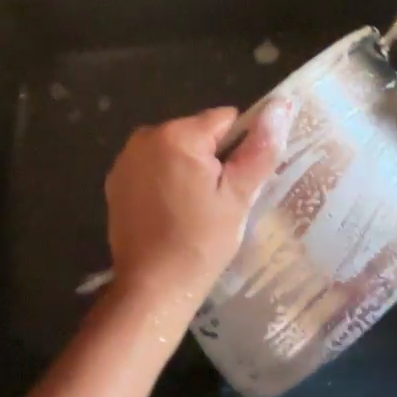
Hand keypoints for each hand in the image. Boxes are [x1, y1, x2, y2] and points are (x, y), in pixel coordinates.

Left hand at [104, 103, 291, 312]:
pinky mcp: (115, 181)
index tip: (236, 183)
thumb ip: (260, 148)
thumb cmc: (200, 242)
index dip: (238, 149)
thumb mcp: (239, 196)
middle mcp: (146, 136)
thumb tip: (281, 106)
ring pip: (175, 150)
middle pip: (198, 133)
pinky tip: (169, 214)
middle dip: (211, 160)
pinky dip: (164, 181)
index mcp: (178, 134)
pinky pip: (153, 167)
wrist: (151, 289)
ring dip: (187, 170)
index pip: (225, 120)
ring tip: (194, 211)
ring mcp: (126, 159)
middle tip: (216, 202)